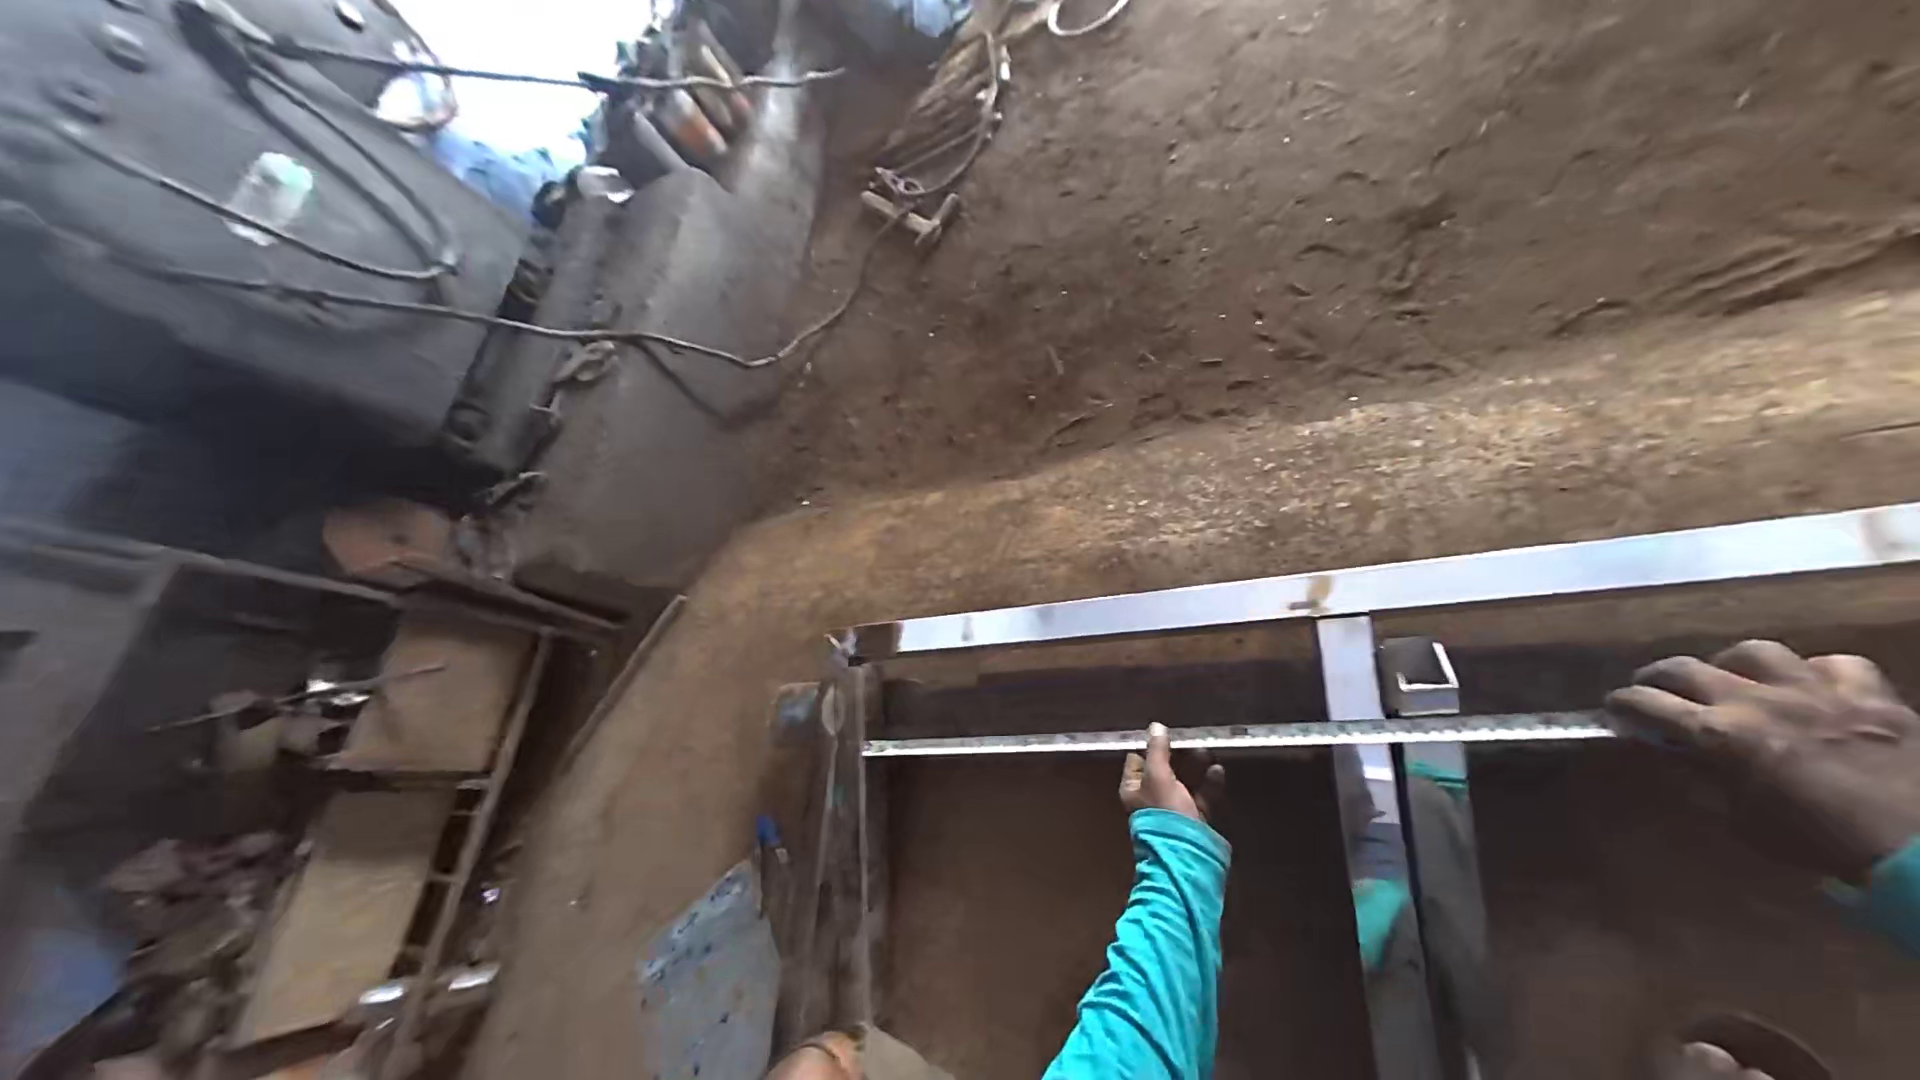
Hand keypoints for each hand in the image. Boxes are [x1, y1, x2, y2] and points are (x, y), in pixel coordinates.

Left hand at [1119, 722, 1224, 822]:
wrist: (1187, 853)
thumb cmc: (1165, 809)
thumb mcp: (1158, 775)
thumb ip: (1157, 750)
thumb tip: (1156, 726)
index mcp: (1133, 787)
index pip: (1137, 759)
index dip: (1149, 746)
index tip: (1166, 731)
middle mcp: (1150, 797)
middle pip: (1163, 768)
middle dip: (1177, 754)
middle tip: (1192, 738)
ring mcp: (1172, 808)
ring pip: (1183, 780)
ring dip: (1195, 765)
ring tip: (1207, 750)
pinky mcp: (1193, 818)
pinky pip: (1200, 796)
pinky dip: (1209, 783)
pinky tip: (1218, 771)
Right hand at [1605, 640, 1919, 881]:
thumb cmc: (1822, 844)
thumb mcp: (1739, 818)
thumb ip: (1695, 778)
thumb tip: (1661, 752)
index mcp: (1719, 734)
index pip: (1644, 702)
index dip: (1621, 704)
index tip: (1616, 711)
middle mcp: (1758, 702)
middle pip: (1684, 667)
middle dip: (1657, 678)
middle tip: (1656, 691)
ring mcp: (1819, 695)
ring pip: (1755, 652)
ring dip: (1733, 664)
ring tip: (1733, 680)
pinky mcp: (1876, 699)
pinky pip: (1838, 665)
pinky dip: (1817, 672)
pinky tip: (1811, 688)